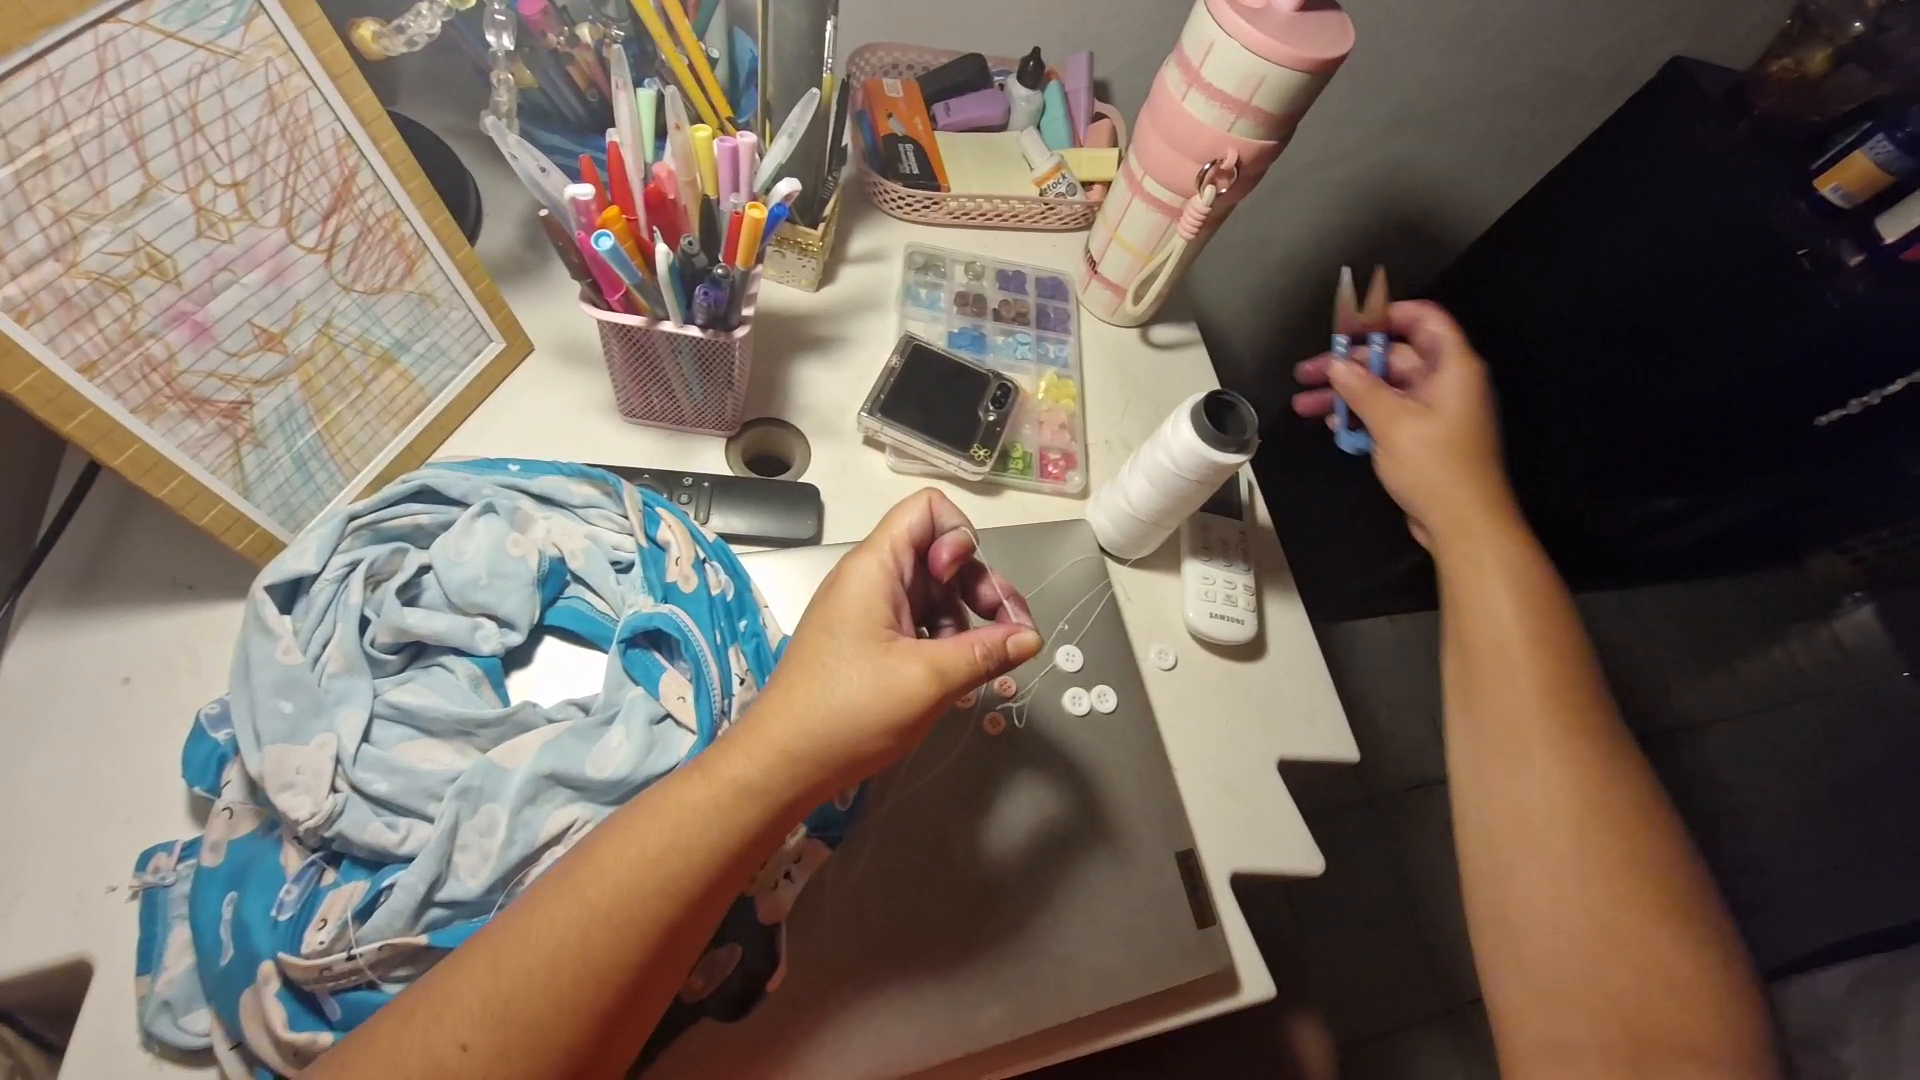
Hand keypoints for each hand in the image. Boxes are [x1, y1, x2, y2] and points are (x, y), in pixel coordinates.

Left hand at [750, 489, 1041, 797]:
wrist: (784, 763)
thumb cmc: (850, 713)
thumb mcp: (928, 681)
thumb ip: (985, 653)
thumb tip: (1031, 638)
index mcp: (876, 567)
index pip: (928, 509)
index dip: (959, 535)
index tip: (960, 584)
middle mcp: (873, 578)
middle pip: (941, 553)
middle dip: (980, 587)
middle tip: (1008, 633)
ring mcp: (870, 611)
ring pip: (935, 592)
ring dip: (966, 621)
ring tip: (975, 665)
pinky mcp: (870, 641)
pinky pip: (919, 623)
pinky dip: (944, 642)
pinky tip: (954, 676)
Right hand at [1292, 300, 1517, 550]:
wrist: (1462, 522)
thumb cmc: (1436, 466)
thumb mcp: (1393, 423)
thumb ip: (1362, 390)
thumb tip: (1337, 365)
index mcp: (1451, 369)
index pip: (1424, 321)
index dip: (1388, 315)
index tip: (1348, 323)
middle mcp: (1443, 384)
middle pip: (1393, 358)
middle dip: (1348, 365)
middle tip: (1307, 373)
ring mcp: (1431, 412)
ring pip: (1382, 390)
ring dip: (1345, 395)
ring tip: (1304, 404)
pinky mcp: (1419, 438)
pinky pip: (1385, 415)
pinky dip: (1359, 417)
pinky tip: (1330, 424)